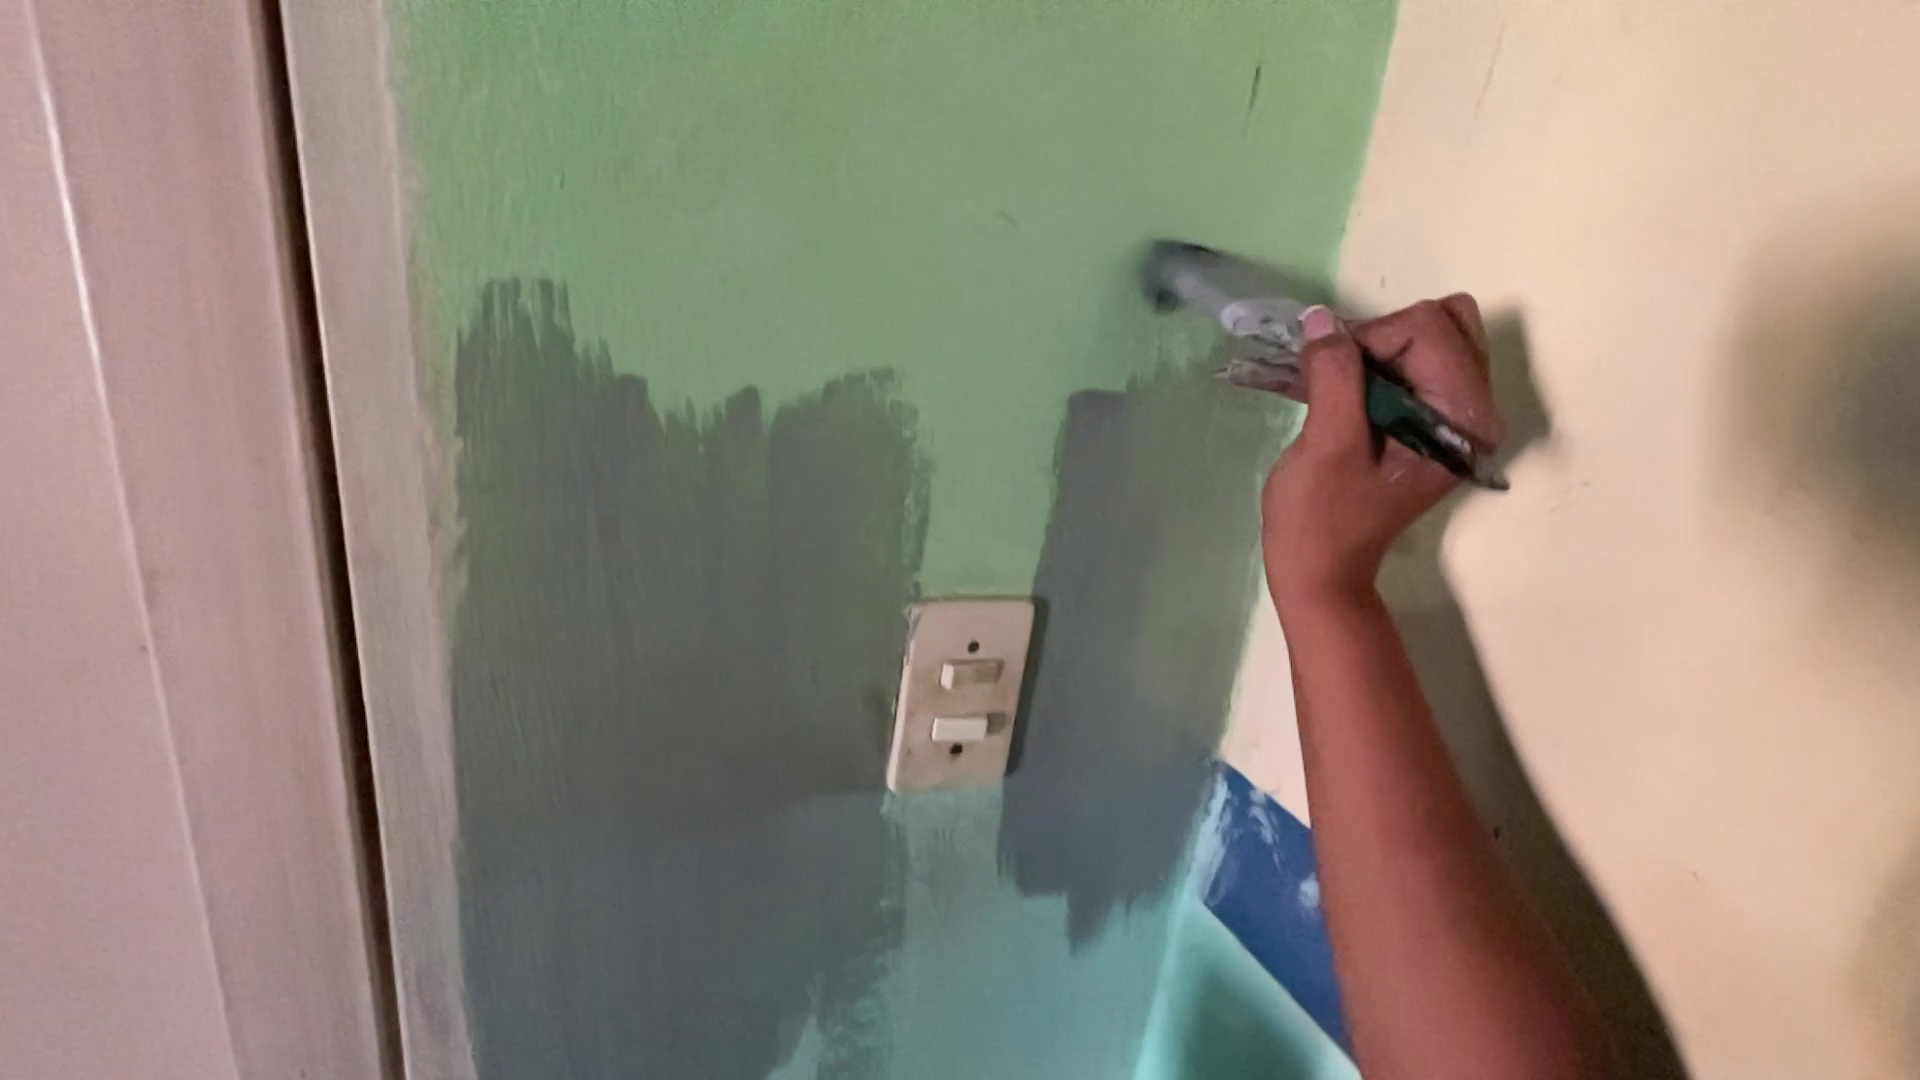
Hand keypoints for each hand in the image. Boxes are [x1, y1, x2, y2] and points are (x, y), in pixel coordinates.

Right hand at [1262, 296, 1502, 610]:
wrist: (1319, 571)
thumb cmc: (1319, 518)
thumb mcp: (1324, 445)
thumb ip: (1332, 376)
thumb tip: (1320, 319)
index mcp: (1462, 419)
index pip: (1429, 329)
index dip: (1367, 339)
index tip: (1325, 378)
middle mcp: (1474, 413)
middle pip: (1443, 323)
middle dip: (1378, 338)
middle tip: (1334, 379)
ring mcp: (1454, 419)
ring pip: (1431, 339)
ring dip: (1374, 351)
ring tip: (1335, 387)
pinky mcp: (1430, 424)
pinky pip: (1416, 365)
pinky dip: (1375, 366)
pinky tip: (1341, 393)